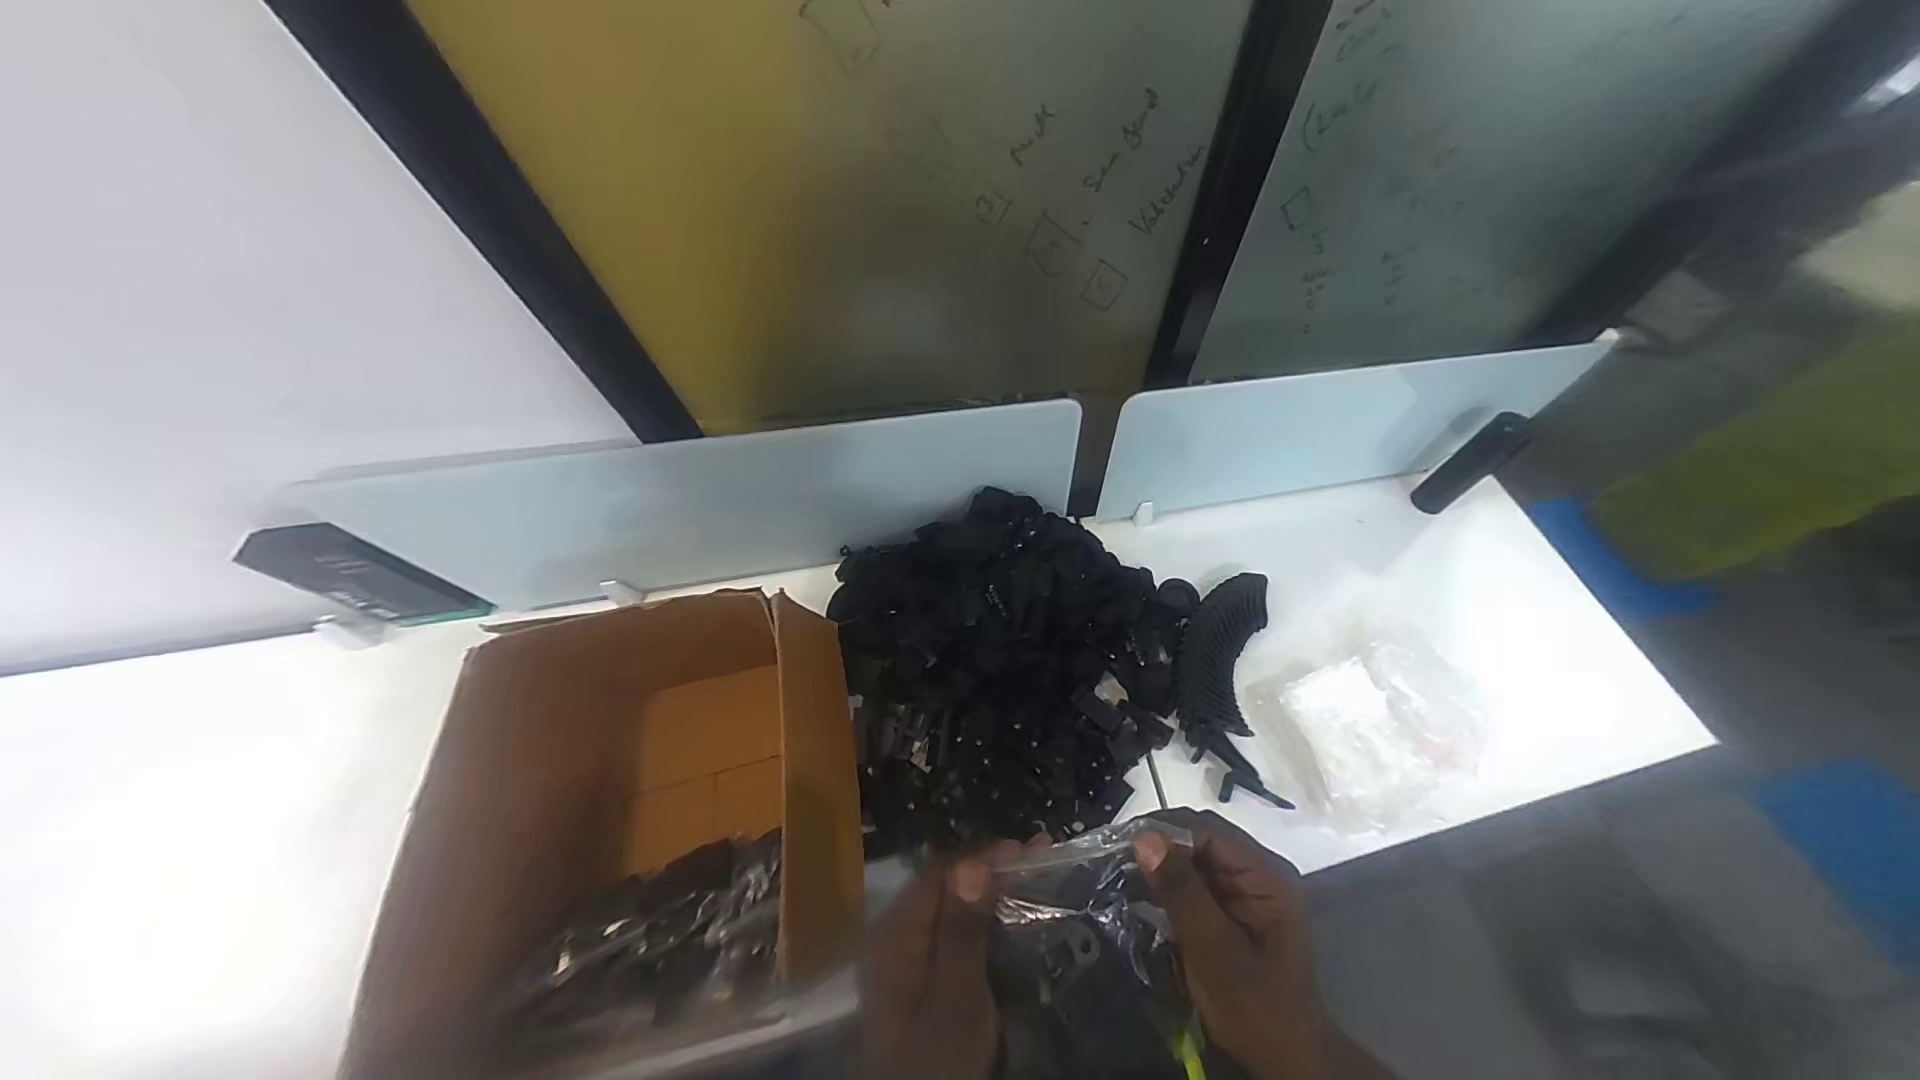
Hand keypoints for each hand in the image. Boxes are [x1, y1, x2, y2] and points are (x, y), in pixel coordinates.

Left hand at [861, 838, 1041, 1079]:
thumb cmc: (936, 1063)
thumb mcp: (955, 1001)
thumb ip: (962, 932)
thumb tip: (973, 863)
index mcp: (894, 933)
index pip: (940, 872)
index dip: (984, 856)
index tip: (1029, 849)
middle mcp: (894, 933)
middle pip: (945, 883)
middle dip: (992, 868)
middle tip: (1040, 856)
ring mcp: (903, 955)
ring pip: (950, 904)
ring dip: (989, 888)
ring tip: (1032, 875)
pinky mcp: (917, 975)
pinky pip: (949, 929)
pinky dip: (980, 917)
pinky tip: (1008, 915)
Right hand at [1134, 809, 1390, 1079]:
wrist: (1285, 1062)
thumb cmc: (1256, 1008)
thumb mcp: (1215, 951)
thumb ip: (1181, 891)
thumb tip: (1143, 839)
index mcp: (1266, 875)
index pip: (1208, 830)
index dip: (1165, 831)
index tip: (1124, 843)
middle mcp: (1257, 871)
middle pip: (1200, 837)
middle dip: (1159, 844)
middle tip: (1115, 856)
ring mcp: (1245, 888)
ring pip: (1193, 855)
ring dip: (1160, 862)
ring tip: (1121, 870)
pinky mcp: (1230, 905)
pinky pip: (1193, 878)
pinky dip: (1167, 882)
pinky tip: (1141, 890)